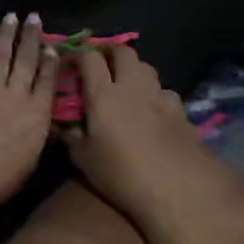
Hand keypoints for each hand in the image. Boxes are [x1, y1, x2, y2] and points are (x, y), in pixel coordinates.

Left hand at [0, 13, 58, 210]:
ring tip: (12, 16)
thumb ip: (40, 131)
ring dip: (7, 34)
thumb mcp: (33, 155)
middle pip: (27, 60)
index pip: (49, 80)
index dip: (50, 61)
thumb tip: (46, 118)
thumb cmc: (3, 176)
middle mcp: (18, 95)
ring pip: (2, 55)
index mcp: (39, 114)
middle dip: (31, 37)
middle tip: (33, 17)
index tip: (51, 45)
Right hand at [65, 46, 243, 243]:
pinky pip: (164, 92)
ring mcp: (161, 98)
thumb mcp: (83, 158)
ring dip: (132, 70)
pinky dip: (153, 94)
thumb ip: (70, 136)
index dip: (76, 55)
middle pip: (123, 52)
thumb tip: (61, 126)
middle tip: (95, 63)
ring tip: (122, 85)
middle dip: (107, 52)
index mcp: (103, 94)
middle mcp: (133, 87)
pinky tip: (149, 111)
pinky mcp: (182, 114)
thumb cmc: (121, 173)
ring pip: (147, 68)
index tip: (66, 64)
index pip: (89, 58)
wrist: (180, 191)